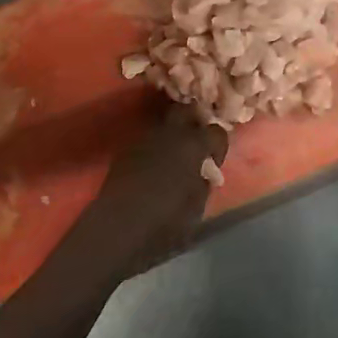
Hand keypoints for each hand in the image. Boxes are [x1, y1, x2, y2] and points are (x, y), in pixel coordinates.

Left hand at [75, 107, 228, 277]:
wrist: (118, 226)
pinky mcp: (127, 147)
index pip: (216, 131)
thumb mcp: (196, 208)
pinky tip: (154, 166)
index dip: (219, 146)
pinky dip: (156, 146)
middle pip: (187, 110)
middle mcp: (169, 133)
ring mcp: (145, 137)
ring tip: (175, 156)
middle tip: (197, 145)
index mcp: (192, 145)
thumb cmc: (164, 222)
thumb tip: (203, 172)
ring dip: (174, 133)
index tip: (214, 163)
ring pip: (165, 122)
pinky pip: (148, 138)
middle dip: (196, 122)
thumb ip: (203, 183)